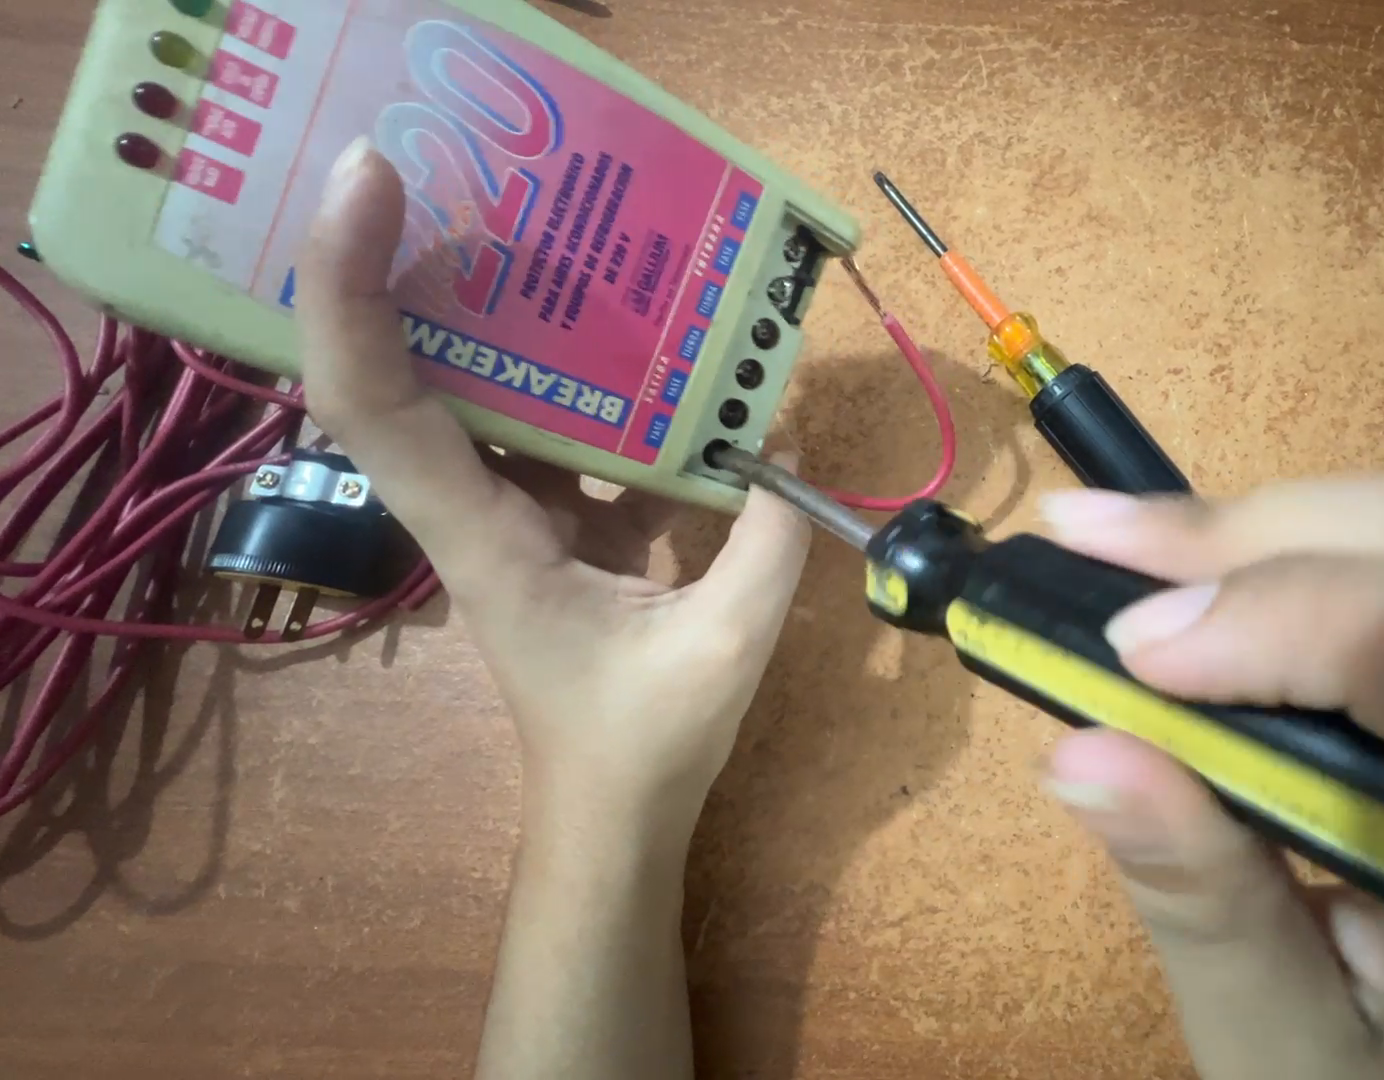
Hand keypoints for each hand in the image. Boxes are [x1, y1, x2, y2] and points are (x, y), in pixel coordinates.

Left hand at [295, 139, 810, 831]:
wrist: (619, 812)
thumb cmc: (651, 742)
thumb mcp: (730, 642)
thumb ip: (767, 540)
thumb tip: (785, 439)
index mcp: (488, 545)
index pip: (379, 404)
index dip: (352, 288)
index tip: (375, 183)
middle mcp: (481, 519)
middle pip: (418, 378)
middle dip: (437, 276)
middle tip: (502, 190)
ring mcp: (520, 525)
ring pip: (499, 408)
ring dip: (528, 333)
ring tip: (582, 257)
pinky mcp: (563, 535)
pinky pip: (569, 446)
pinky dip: (603, 401)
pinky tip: (660, 369)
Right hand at [1038, 458, 1383, 1079]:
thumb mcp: (1303, 1062)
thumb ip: (1208, 909)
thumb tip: (1081, 751)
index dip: (1327, 629)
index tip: (1138, 656)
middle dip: (1261, 540)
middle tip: (1092, 549)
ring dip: (1274, 526)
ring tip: (1135, 551)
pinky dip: (1305, 543)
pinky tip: (1217, 573)